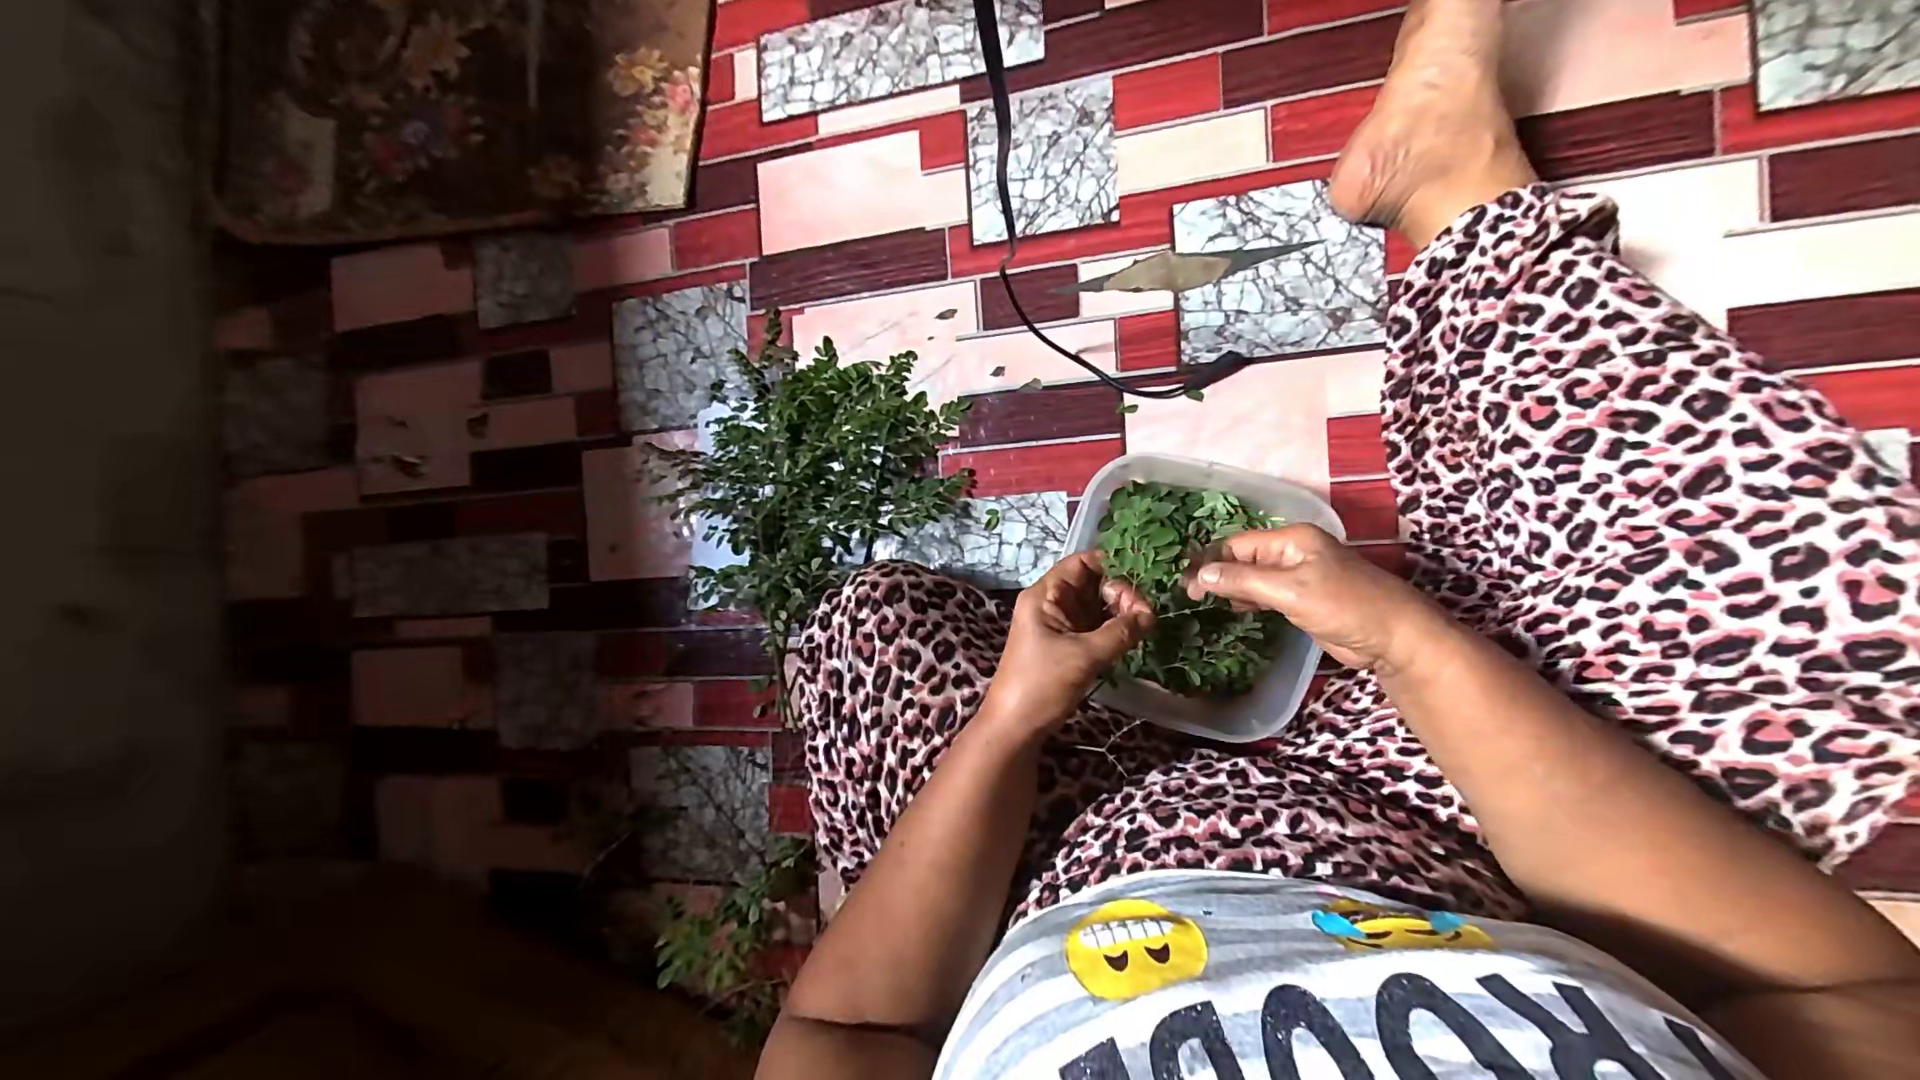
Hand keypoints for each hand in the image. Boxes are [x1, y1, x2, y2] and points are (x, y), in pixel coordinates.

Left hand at [979, 553, 1154, 732]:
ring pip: (1095, 606)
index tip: (1142, 577)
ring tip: (1145, 622)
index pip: (1080, 563)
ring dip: (1119, 611)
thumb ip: (1118, 632)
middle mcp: (1051, 604)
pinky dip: (1113, 628)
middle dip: (1120, 591)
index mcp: (1045, 596)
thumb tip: (1150, 614)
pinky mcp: (1066, 645)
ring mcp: (1059, 625)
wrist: (1014, 727)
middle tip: (1145, 612)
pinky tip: (1134, 634)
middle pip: (1091, 583)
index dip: (1110, 564)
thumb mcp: (1083, 656)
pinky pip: (1094, 626)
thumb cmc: (1041, 684)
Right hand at [1185, 524, 1449, 673]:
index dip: (1209, 562)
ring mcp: (1298, 575)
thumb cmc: (1344, 605)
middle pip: (1242, 558)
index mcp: (1291, 539)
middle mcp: (1293, 551)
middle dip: (1216, 574)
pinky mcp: (1303, 597)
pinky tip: (1235, 609)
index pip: (1237, 544)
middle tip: (1190, 596)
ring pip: (1252, 576)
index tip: (1186, 585)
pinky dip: (1248, 599)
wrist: (1395, 638)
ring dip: (1231, 588)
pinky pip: (1265, 592)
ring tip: (1205, 602)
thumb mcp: (1289, 591)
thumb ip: (1242, 580)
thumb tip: (1201, 574)